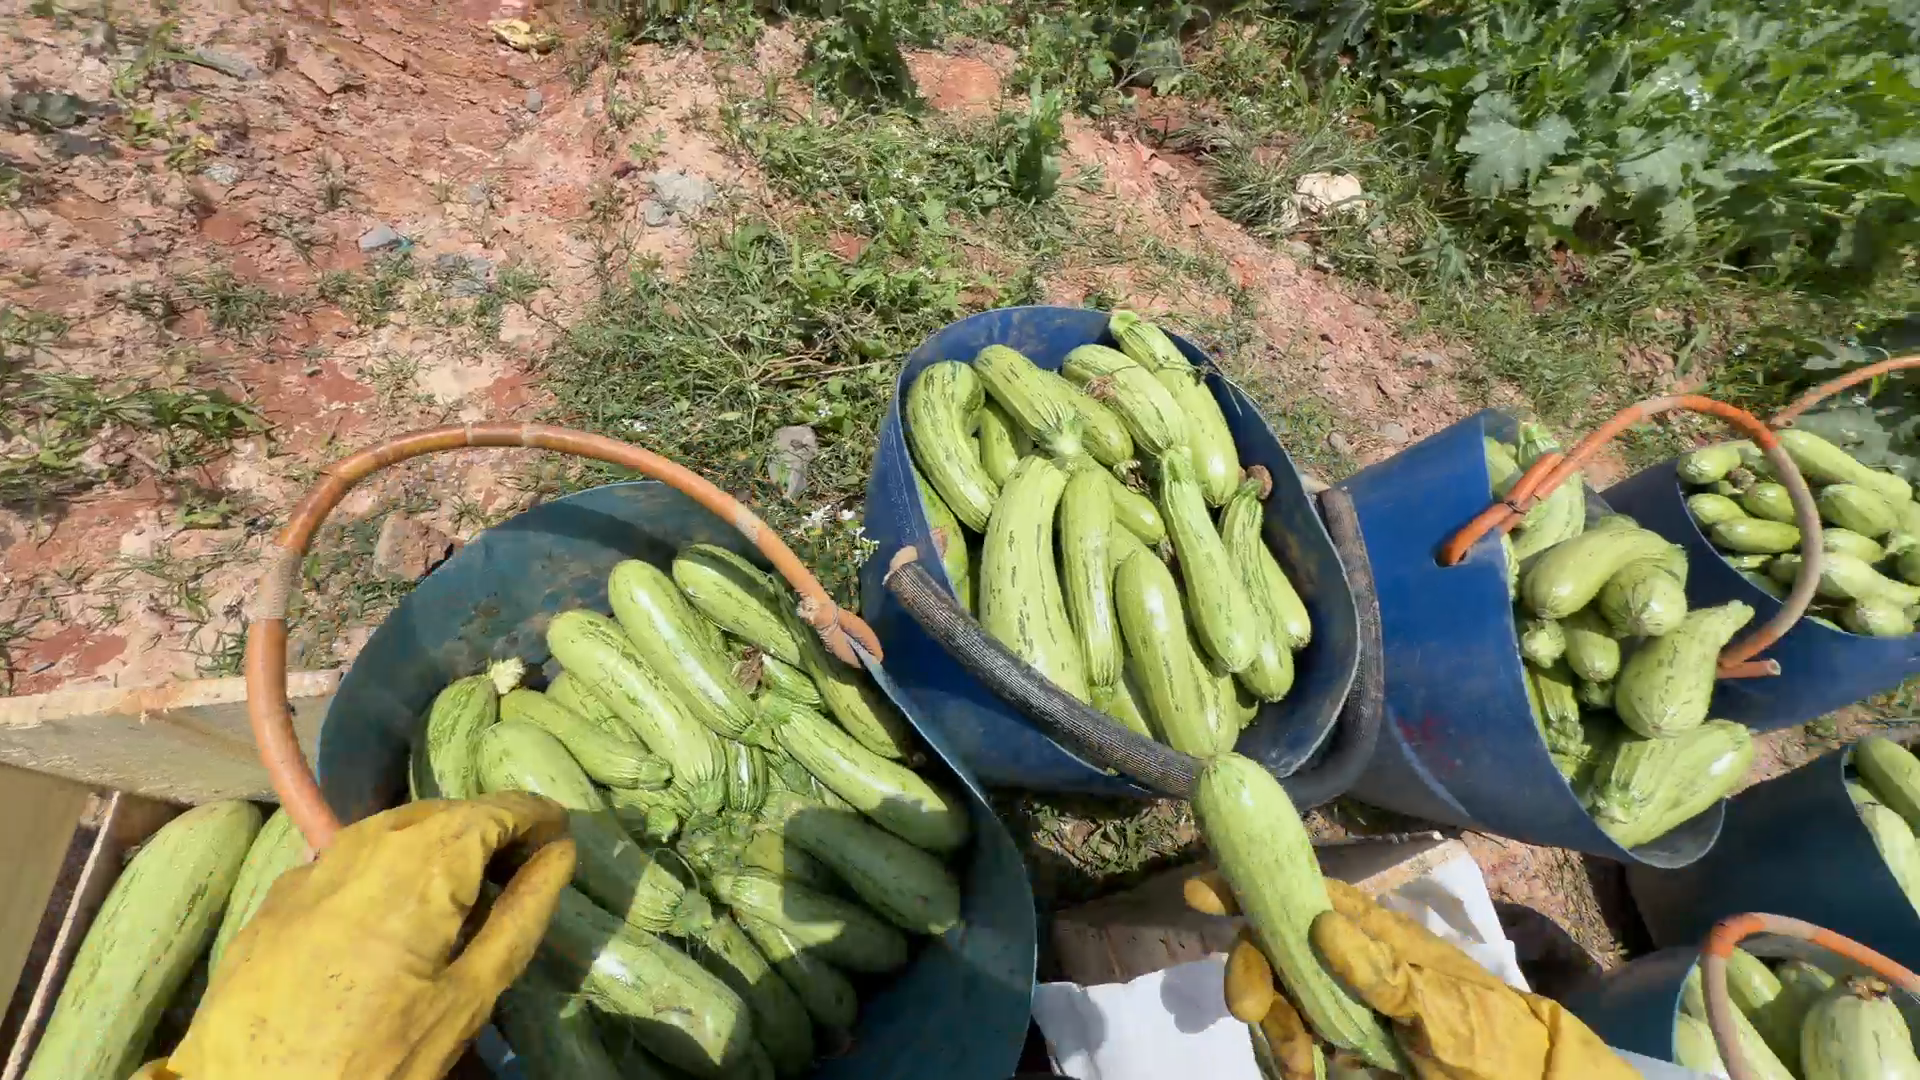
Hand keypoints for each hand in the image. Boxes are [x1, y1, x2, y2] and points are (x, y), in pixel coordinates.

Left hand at [151, 793, 575, 1079]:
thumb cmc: (376, 1056)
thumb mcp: (472, 992)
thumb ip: (524, 910)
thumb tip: (561, 850)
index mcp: (427, 860)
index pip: (502, 808)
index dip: (540, 817)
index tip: (560, 840)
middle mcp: (370, 842)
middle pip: (452, 812)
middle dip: (492, 830)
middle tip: (516, 873)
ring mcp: (314, 867)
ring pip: (400, 826)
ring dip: (441, 842)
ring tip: (457, 890)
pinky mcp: (275, 899)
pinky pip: (351, 857)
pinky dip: (388, 865)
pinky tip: (390, 912)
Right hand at [1189, 873, 1638, 1079]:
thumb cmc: (1488, 1037)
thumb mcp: (1447, 1008)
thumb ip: (1387, 972)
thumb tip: (1322, 926)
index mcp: (1360, 931)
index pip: (1294, 894)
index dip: (1243, 887)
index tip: (1198, 893)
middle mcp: (1334, 960)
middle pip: (1268, 949)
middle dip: (1249, 974)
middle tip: (1249, 1011)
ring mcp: (1330, 1006)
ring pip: (1271, 1001)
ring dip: (1272, 1031)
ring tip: (1300, 1069)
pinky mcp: (1329, 1050)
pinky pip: (1284, 1046)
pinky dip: (1282, 1060)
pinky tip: (1300, 1073)